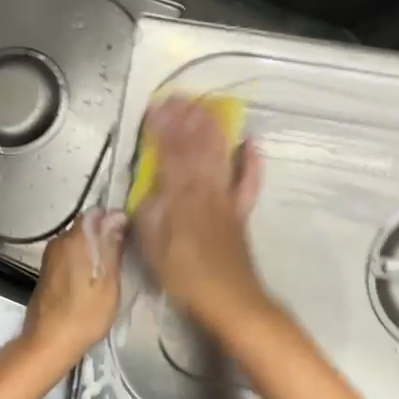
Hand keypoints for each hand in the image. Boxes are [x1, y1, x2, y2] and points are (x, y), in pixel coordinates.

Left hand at [19, 208, 126, 364]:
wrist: (48, 342)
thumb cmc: (85, 314)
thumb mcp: (108, 282)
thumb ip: (111, 246)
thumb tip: (117, 214)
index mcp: (75, 239)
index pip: (95, 213)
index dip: (113, 220)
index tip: (128, 236)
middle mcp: (58, 242)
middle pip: (85, 227)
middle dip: (103, 236)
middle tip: (122, 257)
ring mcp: (49, 257)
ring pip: (76, 243)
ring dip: (92, 251)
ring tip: (109, 271)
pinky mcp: (46, 271)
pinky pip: (68, 256)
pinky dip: (80, 262)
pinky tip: (91, 281)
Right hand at [132, 96, 272, 330]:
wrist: (229, 301)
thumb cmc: (184, 276)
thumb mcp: (152, 244)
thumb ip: (149, 211)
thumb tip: (147, 188)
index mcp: (180, 197)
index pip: (168, 153)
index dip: (161, 128)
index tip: (154, 106)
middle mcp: (205, 190)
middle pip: (195, 147)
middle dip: (185, 120)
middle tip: (178, 98)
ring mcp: (226, 200)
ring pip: (219, 156)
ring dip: (211, 130)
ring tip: (204, 107)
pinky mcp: (239, 213)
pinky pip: (247, 183)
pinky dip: (250, 163)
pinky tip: (250, 143)